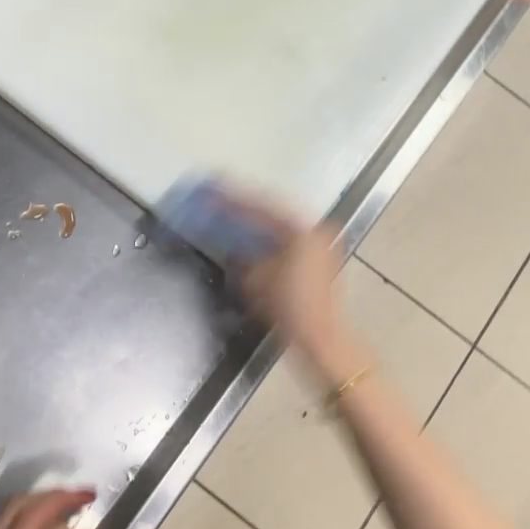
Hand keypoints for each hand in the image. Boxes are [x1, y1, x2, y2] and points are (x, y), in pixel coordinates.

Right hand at [224, 194, 362, 383]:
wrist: (319, 340)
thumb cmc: (289, 306)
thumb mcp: (255, 279)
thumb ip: (240, 257)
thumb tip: (232, 248)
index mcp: (302, 228)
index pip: (260, 206)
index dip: (231, 198)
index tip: (209, 188)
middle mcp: (314, 231)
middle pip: (271, 212)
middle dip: (242, 208)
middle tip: (216, 199)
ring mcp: (318, 247)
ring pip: (278, 228)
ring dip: (253, 224)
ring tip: (226, 216)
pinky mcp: (316, 264)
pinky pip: (284, 244)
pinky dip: (264, 242)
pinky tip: (245, 242)